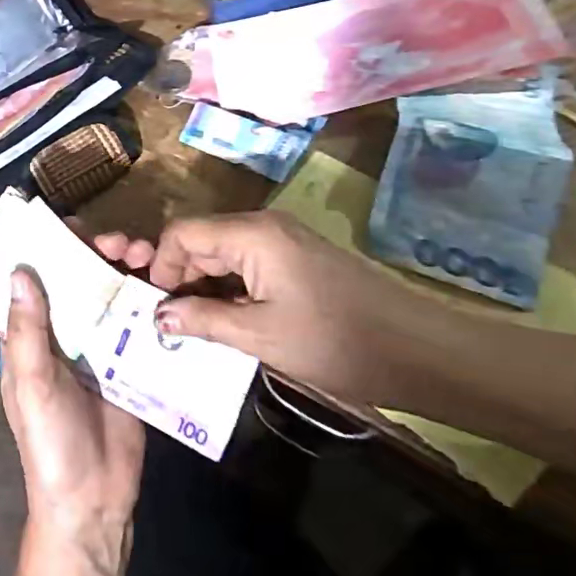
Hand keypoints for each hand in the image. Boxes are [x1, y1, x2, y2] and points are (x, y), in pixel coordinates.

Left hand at [0, 267, 143, 572]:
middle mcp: (63, 333)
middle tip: (121, 242)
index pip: (37, 279)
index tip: (72, 224)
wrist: (94, 501)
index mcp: (30, 335)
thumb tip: (21, 270)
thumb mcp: (32, 385)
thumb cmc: (50, 443)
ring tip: (144, 256)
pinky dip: (148, 300)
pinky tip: (166, 286)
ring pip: (109, 294)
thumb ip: (27, 330)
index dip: (50, 249)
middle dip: (97, 253)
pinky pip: (136, 322)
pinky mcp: (128, 362)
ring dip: (125, 270)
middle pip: (78, 280)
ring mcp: (97, 346)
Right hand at [94, 212, 451, 408]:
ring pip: (222, 254)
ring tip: (194, 328)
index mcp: (251, 234)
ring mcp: (281, 241)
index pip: (182, 233)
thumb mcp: (260, 336)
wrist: (419, 349)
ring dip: (204, 287)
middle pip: (200, 240)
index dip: (161, 266)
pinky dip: (229, 289)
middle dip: (179, 278)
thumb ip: (203, 320)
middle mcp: (262, 226)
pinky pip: (246, 264)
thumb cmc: (335, 340)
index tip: (156, 308)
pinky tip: (228, 322)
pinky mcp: (295, 259)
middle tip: (168, 323)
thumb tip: (158, 314)